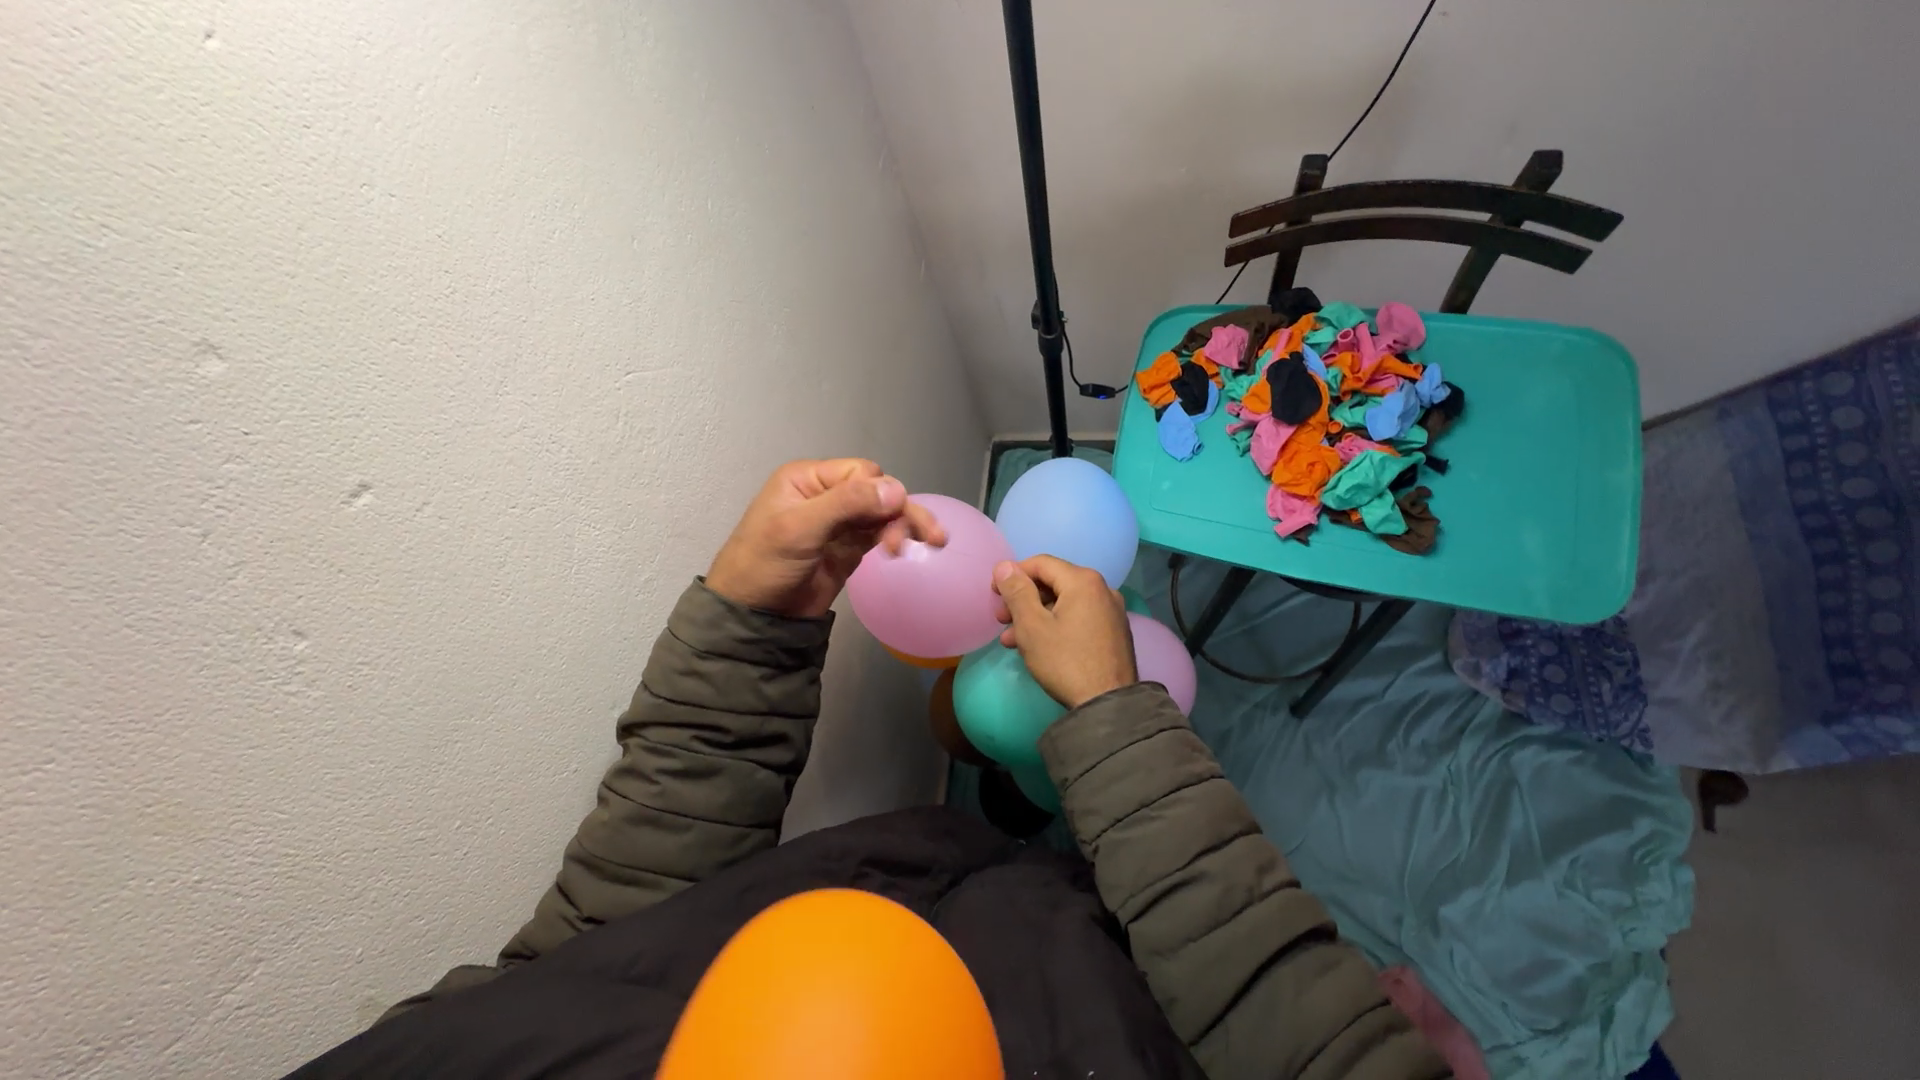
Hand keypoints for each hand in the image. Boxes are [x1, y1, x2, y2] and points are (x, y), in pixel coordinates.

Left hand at [706, 459, 945, 617]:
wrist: (754, 616)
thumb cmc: (764, 564)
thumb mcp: (800, 529)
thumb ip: (847, 505)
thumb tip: (897, 489)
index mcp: (809, 479)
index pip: (861, 473)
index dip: (882, 492)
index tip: (893, 517)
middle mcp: (826, 494)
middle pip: (877, 491)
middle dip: (901, 510)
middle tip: (929, 536)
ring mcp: (839, 523)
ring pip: (883, 512)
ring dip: (905, 524)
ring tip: (929, 543)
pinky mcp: (849, 548)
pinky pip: (880, 533)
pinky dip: (897, 537)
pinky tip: (908, 548)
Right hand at [992, 555, 1137, 708]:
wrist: (1108, 705)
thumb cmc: (1064, 662)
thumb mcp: (1032, 626)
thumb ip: (1017, 592)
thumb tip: (1004, 565)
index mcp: (1083, 581)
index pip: (1040, 564)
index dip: (1013, 575)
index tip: (994, 594)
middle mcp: (1102, 589)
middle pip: (1054, 583)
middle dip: (1023, 600)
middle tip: (1001, 620)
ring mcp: (1111, 612)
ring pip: (1065, 604)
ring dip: (1036, 616)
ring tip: (1012, 640)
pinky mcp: (1114, 633)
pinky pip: (1079, 618)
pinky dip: (1056, 626)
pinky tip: (1038, 647)